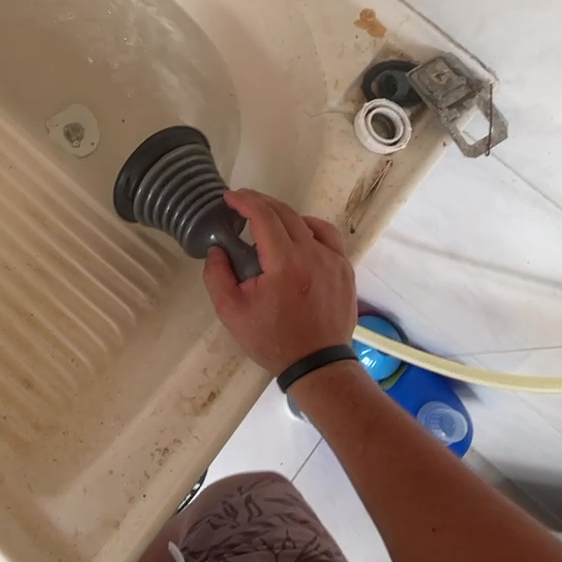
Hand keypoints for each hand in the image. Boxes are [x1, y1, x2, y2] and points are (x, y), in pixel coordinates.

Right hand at [201, 188, 356, 374]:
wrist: (317, 364)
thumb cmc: (272, 339)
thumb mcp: (231, 311)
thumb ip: (217, 275)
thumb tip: (217, 249)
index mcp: (285, 262)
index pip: (264, 216)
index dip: (245, 201)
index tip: (230, 197)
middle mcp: (313, 254)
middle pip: (285, 213)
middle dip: (261, 203)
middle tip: (242, 204)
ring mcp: (334, 260)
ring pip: (307, 222)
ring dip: (284, 215)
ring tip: (267, 221)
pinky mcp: (345, 269)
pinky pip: (327, 236)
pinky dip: (309, 228)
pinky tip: (298, 236)